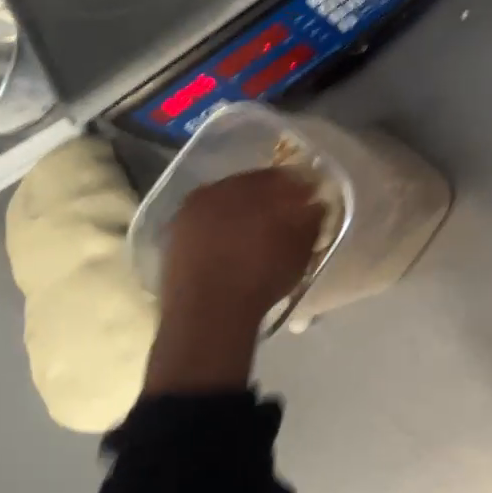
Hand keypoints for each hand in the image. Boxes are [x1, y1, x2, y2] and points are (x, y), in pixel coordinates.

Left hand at [160, 168, 325, 326]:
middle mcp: (215, 191)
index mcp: (248, 186)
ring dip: (244, 212)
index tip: (310, 200)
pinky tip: (235, 248)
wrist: (208, 317)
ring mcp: (189, 213)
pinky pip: (206, 223)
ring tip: (259, 234)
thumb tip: (317, 202)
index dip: (299, 186)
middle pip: (251, 186)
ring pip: (226, 203)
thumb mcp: (301, 247)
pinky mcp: (174, 237)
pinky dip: (222, 229)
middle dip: (270, 197)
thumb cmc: (262, 277)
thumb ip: (312, 217)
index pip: (281, 176)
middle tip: (286, 215)